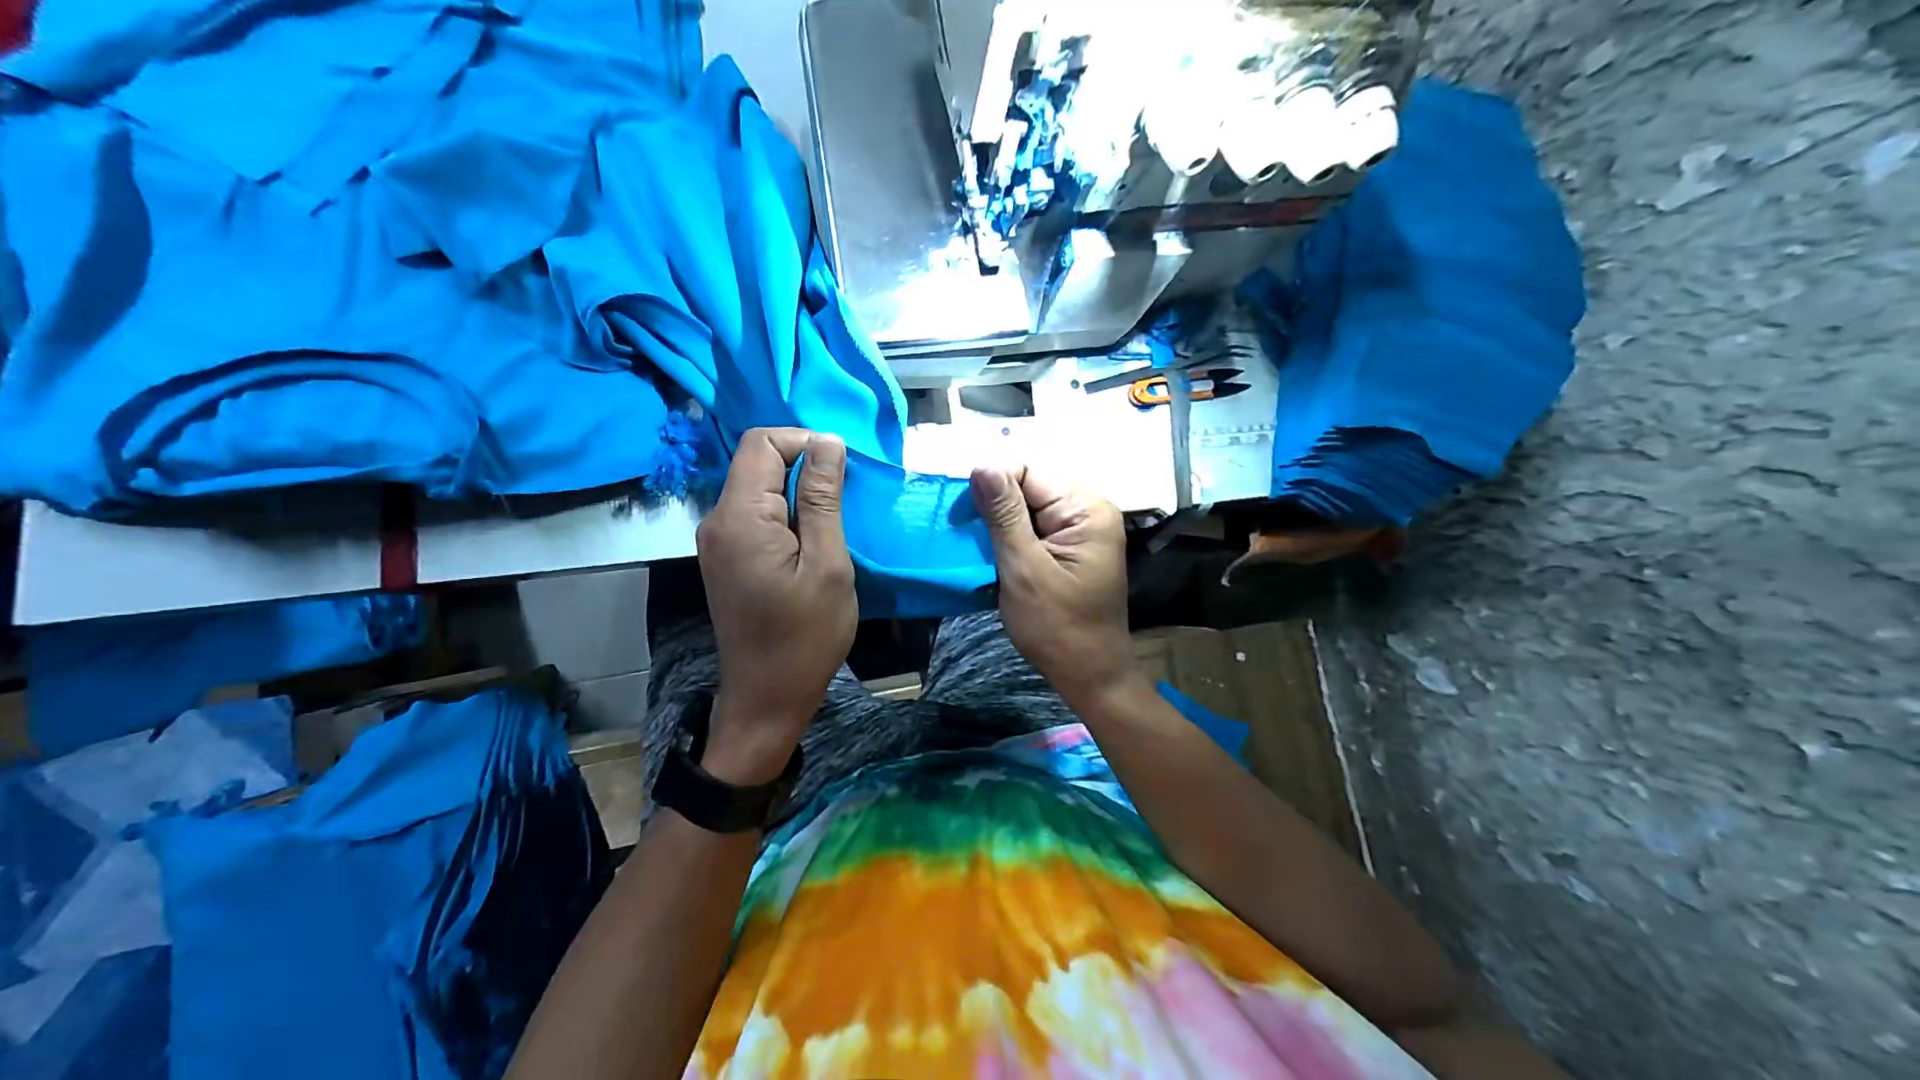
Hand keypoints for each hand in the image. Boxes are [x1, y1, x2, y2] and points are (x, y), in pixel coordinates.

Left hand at [696, 428, 855, 782]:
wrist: (767, 696)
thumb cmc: (806, 636)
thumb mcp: (828, 564)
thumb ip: (823, 498)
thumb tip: (827, 443)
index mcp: (739, 517)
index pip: (762, 442)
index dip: (804, 442)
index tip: (842, 471)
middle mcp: (717, 520)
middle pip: (756, 460)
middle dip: (802, 464)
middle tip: (845, 497)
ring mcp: (717, 539)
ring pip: (757, 485)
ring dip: (797, 489)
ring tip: (834, 518)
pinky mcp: (725, 555)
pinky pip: (754, 512)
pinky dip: (785, 510)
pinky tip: (812, 535)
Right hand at [970, 466, 1142, 708]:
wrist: (1089, 675)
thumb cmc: (1058, 627)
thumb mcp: (1024, 570)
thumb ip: (1004, 515)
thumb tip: (982, 465)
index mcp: (1086, 510)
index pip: (1028, 471)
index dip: (992, 487)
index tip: (963, 517)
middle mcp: (1088, 511)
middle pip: (1028, 487)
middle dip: (994, 508)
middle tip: (967, 537)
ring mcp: (1082, 531)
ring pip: (1027, 509)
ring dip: (999, 527)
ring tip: (977, 550)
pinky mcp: (1071, 549)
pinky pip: (1034, 529)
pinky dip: (1011, 540)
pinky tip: (994, 559)